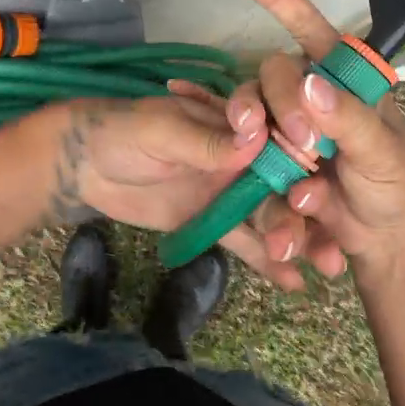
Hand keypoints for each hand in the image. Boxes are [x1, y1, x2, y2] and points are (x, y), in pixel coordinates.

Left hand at [64, 90, 314, 290]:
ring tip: (321, 267)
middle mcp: (241, 156)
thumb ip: (206, 140)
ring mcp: (229, 190)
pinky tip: (292, 282)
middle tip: (317, 244)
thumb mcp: (162, 131)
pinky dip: (267, 260)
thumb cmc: (121, 131)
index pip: (279, 137)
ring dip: (295, 237)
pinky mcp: (214, 221)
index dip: (305, 160)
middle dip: (304, 210)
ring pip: (270, 214)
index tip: (322, 188)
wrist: (82, 167)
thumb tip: (257, 139)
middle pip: (282, 182)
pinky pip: (245, 240)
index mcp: (234, 122)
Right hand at [228, 0, 404, 269]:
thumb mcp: (383, 152)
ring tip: (302, 182)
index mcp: (343, 79)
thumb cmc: (395, 184)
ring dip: (267, 145)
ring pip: (253, 117)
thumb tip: (310, 86)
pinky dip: (266, 181)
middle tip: (306, 147)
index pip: (311, 30)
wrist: (383, 242)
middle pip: (273, 76)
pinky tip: (297, 204)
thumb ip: (350, 121)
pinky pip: (251, 160)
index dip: (282, 1)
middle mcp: (308, 96)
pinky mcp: (268, 164)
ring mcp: (284, 129)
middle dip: (281, 105)